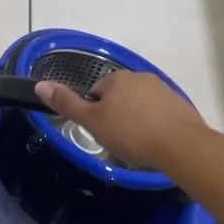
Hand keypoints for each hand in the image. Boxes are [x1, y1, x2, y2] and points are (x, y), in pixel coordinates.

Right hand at [34, 70, 207, 169]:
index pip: (97, 91)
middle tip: (119, 139)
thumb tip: (40, 84)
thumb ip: (67, 103)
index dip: (96, 112)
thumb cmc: (132, 134)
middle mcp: (139, 77)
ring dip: (138, 118)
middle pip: (120, 95)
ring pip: (142, 104)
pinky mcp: (181, 105)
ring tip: (140, 145)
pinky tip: (158, 144)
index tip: (102, 131)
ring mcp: (163, 90)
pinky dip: (158, 124)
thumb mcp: (93, 122)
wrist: (182, 146)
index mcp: (116, 79)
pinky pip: (162, 113)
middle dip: (118, 114)